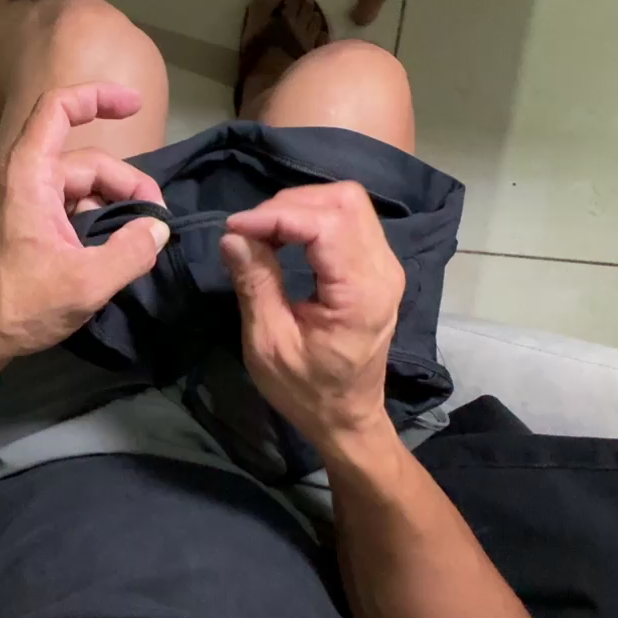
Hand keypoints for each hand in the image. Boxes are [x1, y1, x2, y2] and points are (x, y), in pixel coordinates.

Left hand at [0, 83, 170, 389]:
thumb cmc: (20, 307)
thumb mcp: (87, 283)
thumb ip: (131, 251)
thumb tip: (158, 229)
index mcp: (28, 176)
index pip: (59, 110)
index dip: (98, 98)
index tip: (134, 106)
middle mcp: (17, 178)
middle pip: (82, 161)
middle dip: (124, 184)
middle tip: (155, 223)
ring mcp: (14, 202)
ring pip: (73, 186)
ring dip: (108, 205)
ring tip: (135, 240)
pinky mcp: (14, 225)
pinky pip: (58, 206)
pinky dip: (87, 219)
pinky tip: (106, 248)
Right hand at [219, 182, 403, 454]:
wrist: (346, 417)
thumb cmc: (305, 389)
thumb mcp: (268, 344)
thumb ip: (254, 284)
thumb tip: (232, 237)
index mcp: (359, 293)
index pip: (325, 224)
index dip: (275, 216)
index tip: (233, 229)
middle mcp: (382, 270)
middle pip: (344, 200)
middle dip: (289, 204)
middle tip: (248, 230)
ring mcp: (385, 266)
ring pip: (348, 203)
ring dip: (300, 206)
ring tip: (262, 231)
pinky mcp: (376, 266)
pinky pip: (349, 220)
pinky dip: (312, 217)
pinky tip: (283, 236)